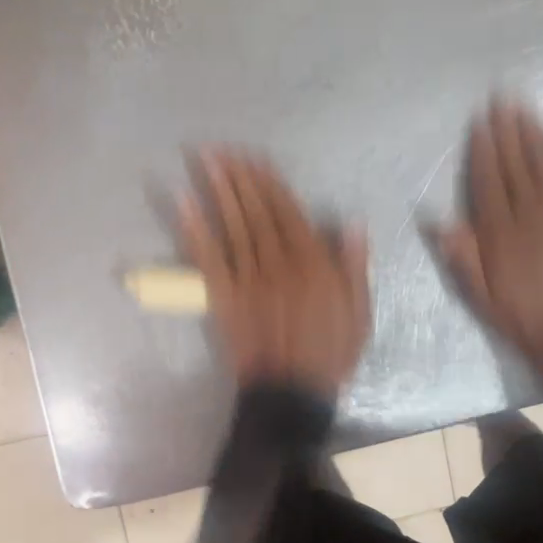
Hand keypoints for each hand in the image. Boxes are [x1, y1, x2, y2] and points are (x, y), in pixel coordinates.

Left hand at [177, 150, 369, 397]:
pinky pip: (207, 258)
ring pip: (232, 226)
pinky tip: (183, 204)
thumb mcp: (360, 312)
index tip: (255, 158)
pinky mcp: (224, 296)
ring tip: (205, 162)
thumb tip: (352, 224)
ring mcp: (248, 278)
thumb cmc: (330, 353)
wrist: (291, 392)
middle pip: (256, 211)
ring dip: (218, 191)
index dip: (270, 182)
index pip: (289, 211)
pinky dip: (194, 229)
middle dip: (238, 178)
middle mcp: (278, 262)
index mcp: (312, 263)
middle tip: (220, 150)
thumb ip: (354, 267)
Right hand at [436, 102, 542, 390]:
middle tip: (504, 96)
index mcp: (499, 229)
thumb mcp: (479, 293)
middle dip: (508, 128)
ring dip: (536, 131)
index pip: (487, 177)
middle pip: (515, 162)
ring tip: (529, 104)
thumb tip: (436, 219)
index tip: (480, 120)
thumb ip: (461, 254)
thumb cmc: (521, 316)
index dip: (483, 146)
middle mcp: (529, 210)